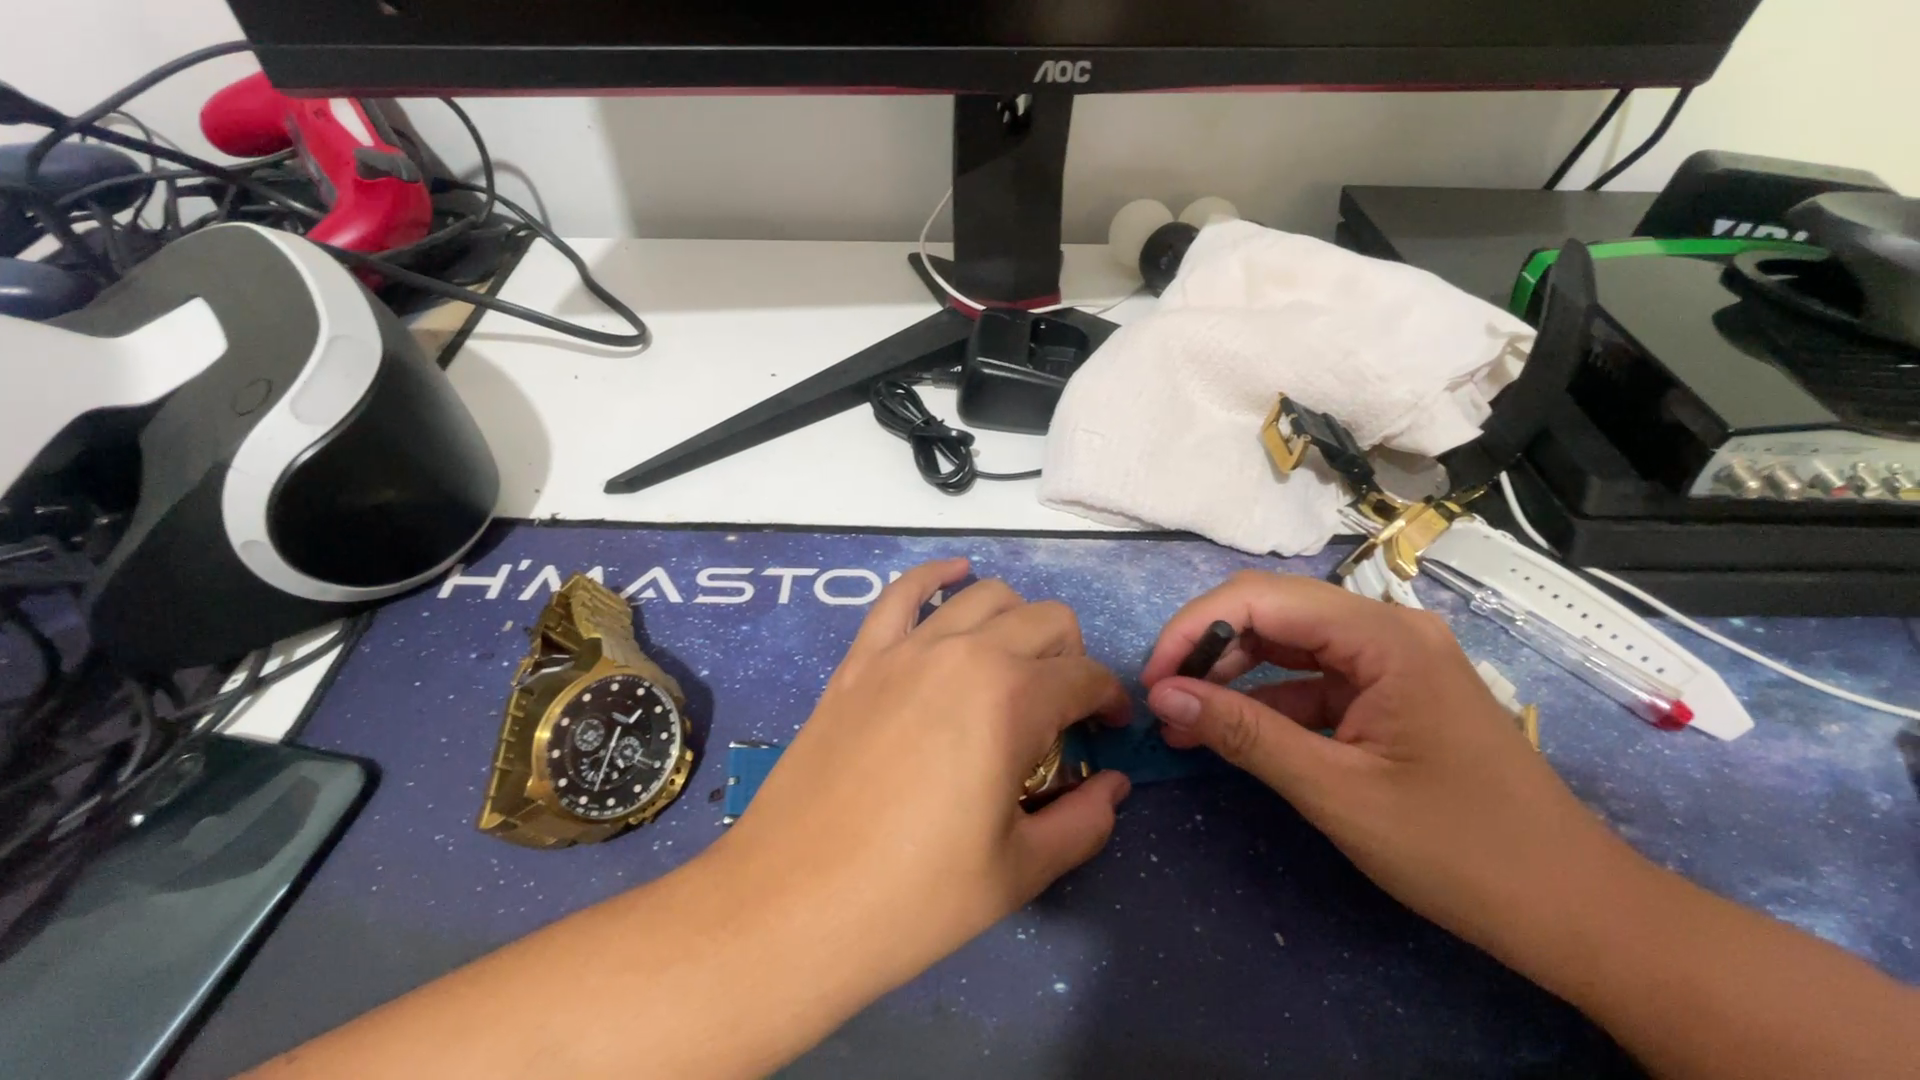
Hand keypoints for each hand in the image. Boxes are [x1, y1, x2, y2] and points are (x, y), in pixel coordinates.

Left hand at [714, 558, 1131, 996]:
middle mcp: (962, 653)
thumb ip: (1084, 822)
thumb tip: (1113, 786)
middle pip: (1045, 620)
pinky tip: (954, 576)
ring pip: (983, 595)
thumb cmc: (913, 898)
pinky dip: (935, 576)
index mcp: (1011, 699)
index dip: (1109, 700)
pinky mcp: (859, 661)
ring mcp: (903, 650)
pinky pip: (901, 594)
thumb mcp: (1019, 872)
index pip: (1086, 676)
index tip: (1109, 729)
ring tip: (1018, 661)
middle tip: (1065, 709)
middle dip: (1072, 656)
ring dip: (1018, 618)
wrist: (791, 904)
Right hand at [1139, 571, 1626, 950]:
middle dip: (1209, 651)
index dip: (1194, 629)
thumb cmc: (1458, 848)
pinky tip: (1230, 733)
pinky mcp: (1392, 696)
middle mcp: (1390, 631)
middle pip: (1275, 614)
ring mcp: (1393, 663)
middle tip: (1162, 702)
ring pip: (1290, 648)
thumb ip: (1244, 734)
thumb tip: (1163, 695)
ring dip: (1233, 679)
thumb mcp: (1336, 791)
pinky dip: (1268, 706)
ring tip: (1183, 720)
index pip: (1262, 598)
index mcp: (1385, 637)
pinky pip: (1313, 684)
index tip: (1152, 680)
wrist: (1571, 908)